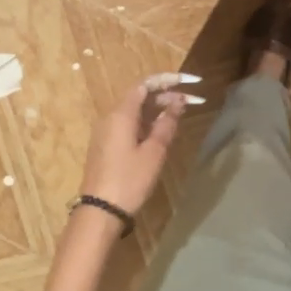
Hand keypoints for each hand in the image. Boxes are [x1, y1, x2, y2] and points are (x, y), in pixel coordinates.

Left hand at [79, 75, 192, 216]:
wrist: (100, 210)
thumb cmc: (129, 180)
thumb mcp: (153, 152)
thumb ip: (166, 124)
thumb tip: (178, 102)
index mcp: (120, 114)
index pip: (144, 85)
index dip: (167, 80)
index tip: (188, 81)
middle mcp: (109, 117)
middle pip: (138, 97)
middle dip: (164, 95)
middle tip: (190, 101)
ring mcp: (105, 132)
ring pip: (133, 111)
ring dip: (156, 109)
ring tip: (180, 113)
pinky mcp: (105, 145)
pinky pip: (128, 124)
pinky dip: (146, 122)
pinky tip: (161, 130)